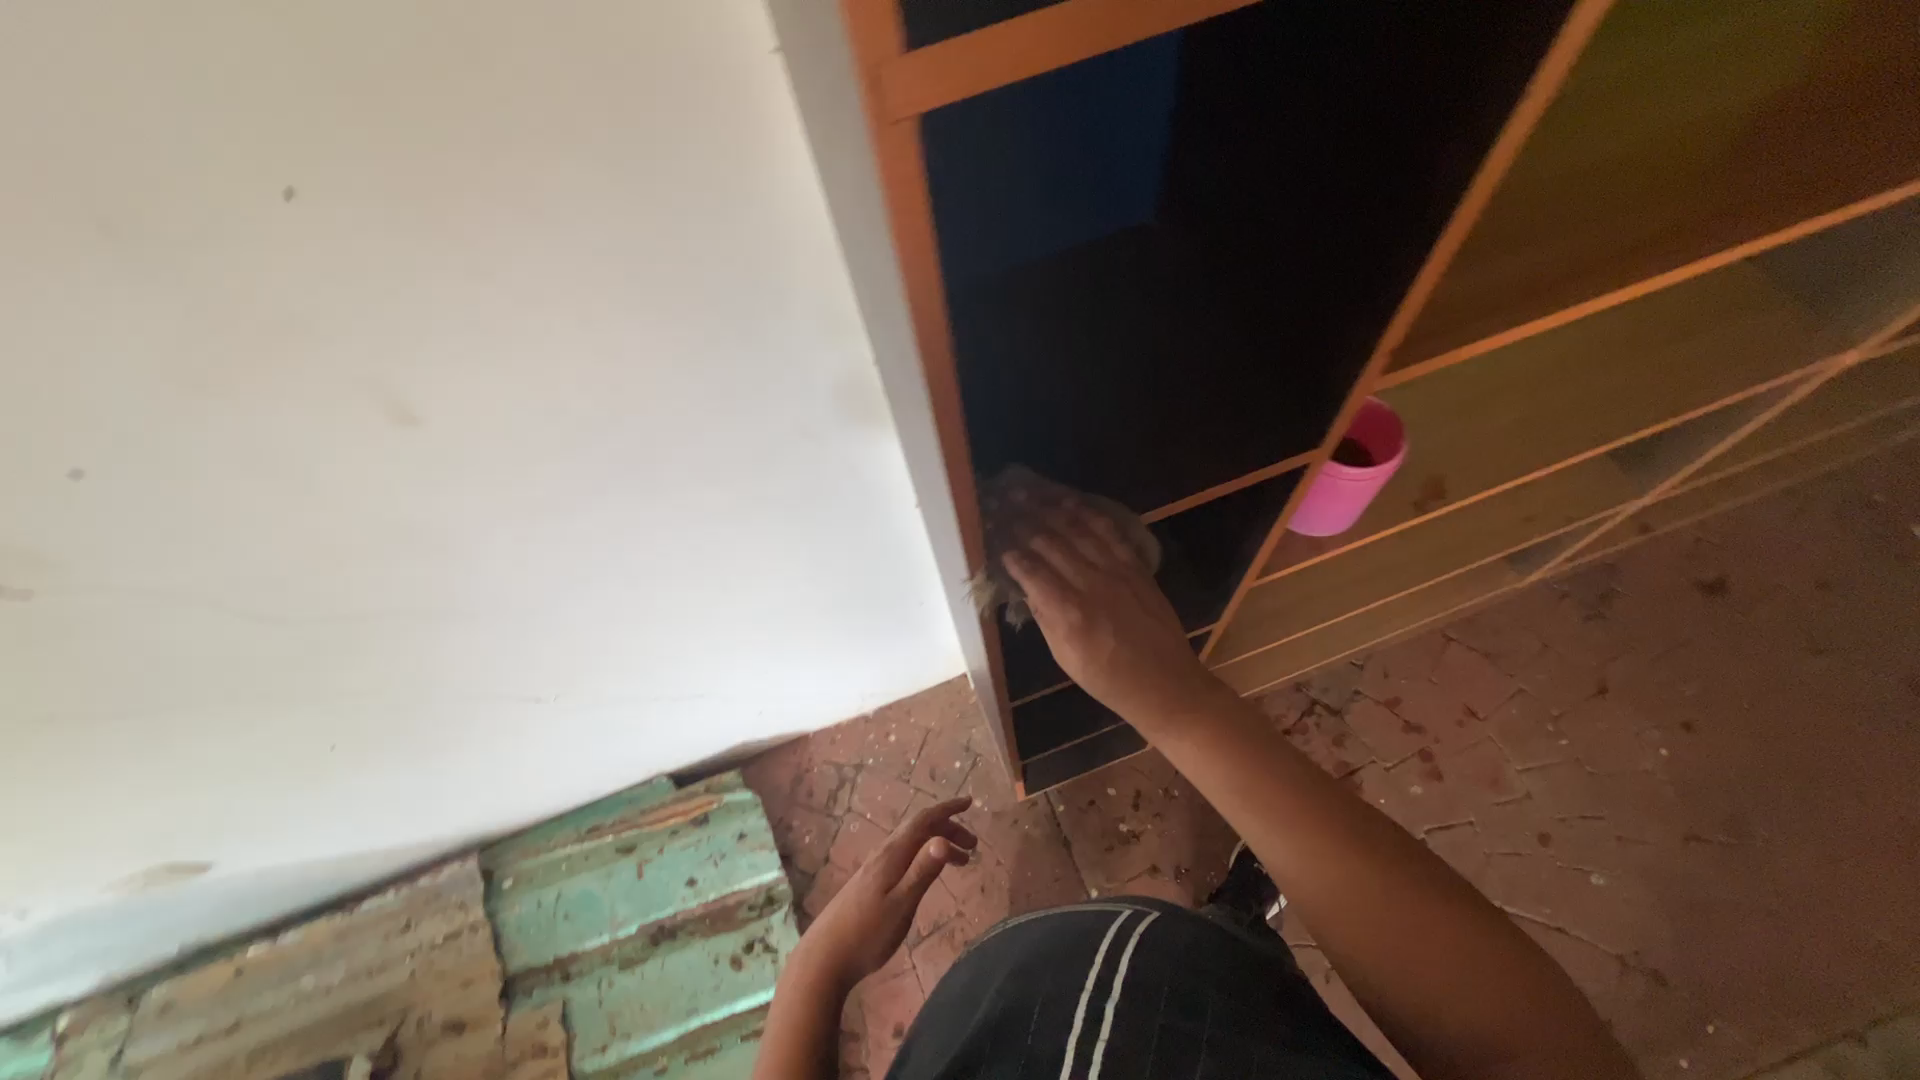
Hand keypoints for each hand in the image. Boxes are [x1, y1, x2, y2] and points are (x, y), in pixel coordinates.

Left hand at [792, 796, 977, 992]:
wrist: (824, 958)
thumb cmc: (867, 934)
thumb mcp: (901, 905)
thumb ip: (922, 872)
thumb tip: (944, 839)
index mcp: (892, 855)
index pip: (923, 821)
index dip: (947, 809)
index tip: (969, 803)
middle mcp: (883, 854)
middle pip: (918, 829)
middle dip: (948, 829)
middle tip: (973, 847)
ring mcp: (874, 868)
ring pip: (911, 842)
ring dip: (937, 843)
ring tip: (960, 862)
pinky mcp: (869, 882)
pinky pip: (904, 855)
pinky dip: (923, 855)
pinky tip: (926, 872)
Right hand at [1002, 500, 1224, 721]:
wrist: (1164, 682)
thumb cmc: (1107, 679)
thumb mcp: (1064, 656)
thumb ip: (1043, 616)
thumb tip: (1023, 586)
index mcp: (1068, 613)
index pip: (1030, 570)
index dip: (1009, 552)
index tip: (993, 538)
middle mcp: (1091, 585)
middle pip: (1049, 543)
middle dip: (1021, 522)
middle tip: (1001, 507)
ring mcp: (1117, 571)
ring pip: (1077, 530)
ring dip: (1048, 509)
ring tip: (1026, 494)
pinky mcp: (1135, 566)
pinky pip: (1108, 531)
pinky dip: (1086, 513)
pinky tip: (1068, 502)